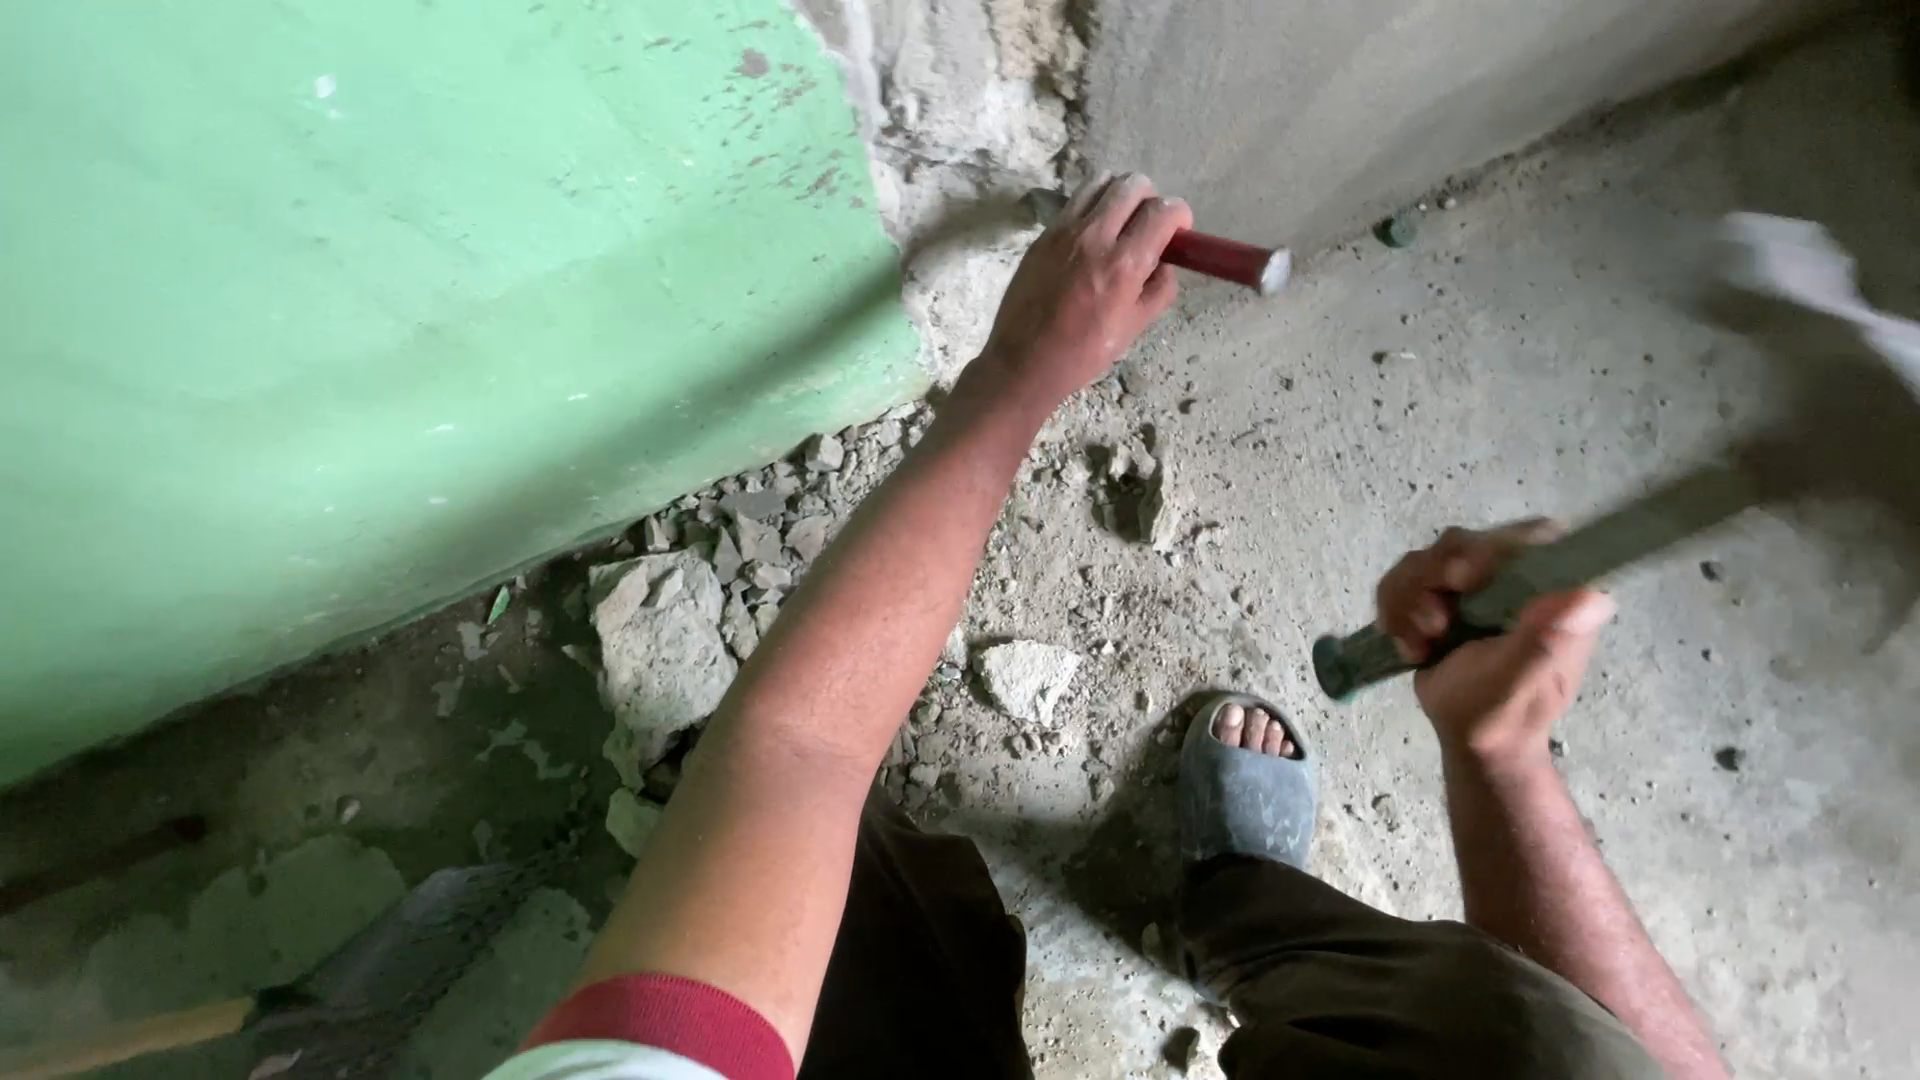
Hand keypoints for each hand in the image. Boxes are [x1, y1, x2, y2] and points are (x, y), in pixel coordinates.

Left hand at [978, 172, 1191, 407]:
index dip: (1180, 215)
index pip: (1164, 210)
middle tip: (1148, 227)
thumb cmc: (1082, 353)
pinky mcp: (1042, 236)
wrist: (1024, 362)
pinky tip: (1091, 237)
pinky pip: (1074, 203)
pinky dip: (1092, 208)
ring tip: (1120, 223)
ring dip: (1119, 195)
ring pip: (1101, 182)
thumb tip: (1165, 264)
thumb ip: (1159, 290)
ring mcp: (1063, 232)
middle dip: (1151, 199)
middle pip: (1133, 185)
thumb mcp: (1133, 328)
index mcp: (1123, 264)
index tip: (1178, 232)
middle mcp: (1094, 237)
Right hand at [1375, 520, 1616, 770]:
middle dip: (1432, 582)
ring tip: (1418, 646)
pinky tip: (1407, 646)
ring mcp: (1471, 588)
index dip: (1491, 546)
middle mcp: (1512, 581)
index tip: (1462, 579)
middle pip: (1461, 543)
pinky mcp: (1435, 598)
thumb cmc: (1504, 715)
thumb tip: (1589, 595)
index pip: (1528, 538)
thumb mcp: (1522, 680)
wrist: (1470, 739)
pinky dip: (1392, 613)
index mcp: (1551, 594)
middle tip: (1433, 625)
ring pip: (1421, 560)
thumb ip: (1544, 639)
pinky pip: (1397, 581)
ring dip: (1407, 604)